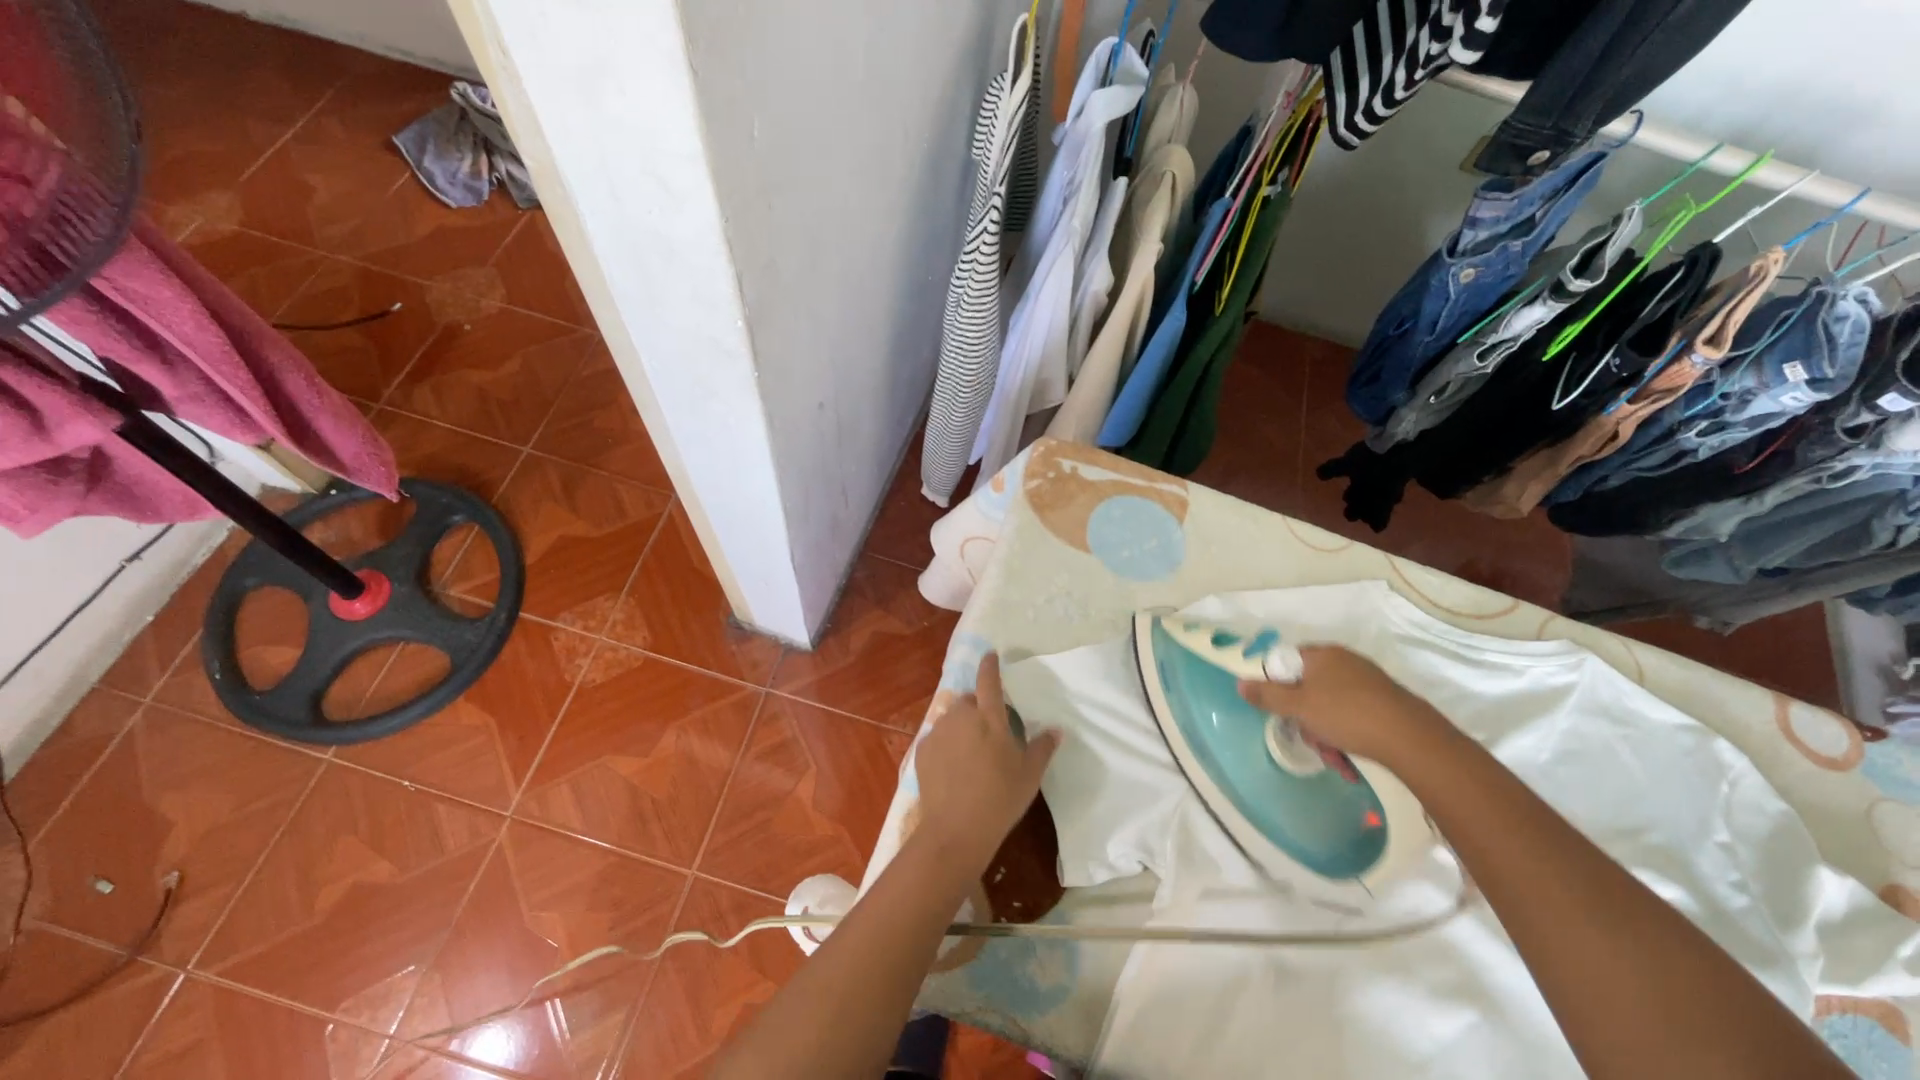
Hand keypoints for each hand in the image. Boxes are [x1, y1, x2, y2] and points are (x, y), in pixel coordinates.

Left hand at [915, 654, 1061, 868]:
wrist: (956, 829)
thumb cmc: (1000, 799)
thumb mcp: (1030, 775)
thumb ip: (1042, 748)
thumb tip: (1056, 729)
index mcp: (990, 718)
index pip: (989, 681)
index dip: (990, 666)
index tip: (990, 655)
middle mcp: (961, 717)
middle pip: (967, 701)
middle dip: (976, 706)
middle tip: (988, 730)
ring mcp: (938, 733)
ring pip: (950, 718)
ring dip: (959, 725)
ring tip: (969, 752)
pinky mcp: (921, 751)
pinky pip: (936, 738)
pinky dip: (944, 744)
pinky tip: (952, 767)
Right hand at [1236, 645, 1450, 766]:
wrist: (1409, 737)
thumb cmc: (1346, 715)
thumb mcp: (1298, 706)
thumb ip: (1267, 695)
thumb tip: (1239, 683)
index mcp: (1323, 655)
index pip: (1288, 661)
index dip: (1278, 684)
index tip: (1280, 709)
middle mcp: (1345, 663)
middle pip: (1308, 689)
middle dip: (1306, 720)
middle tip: (1311, 740)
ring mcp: (1367, 683)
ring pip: (1330, 708)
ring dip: (1325, 735)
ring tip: (1334, 758)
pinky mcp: (1383, 703)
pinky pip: (1352, 717)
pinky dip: (1346, 737)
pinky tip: (1349, 760)